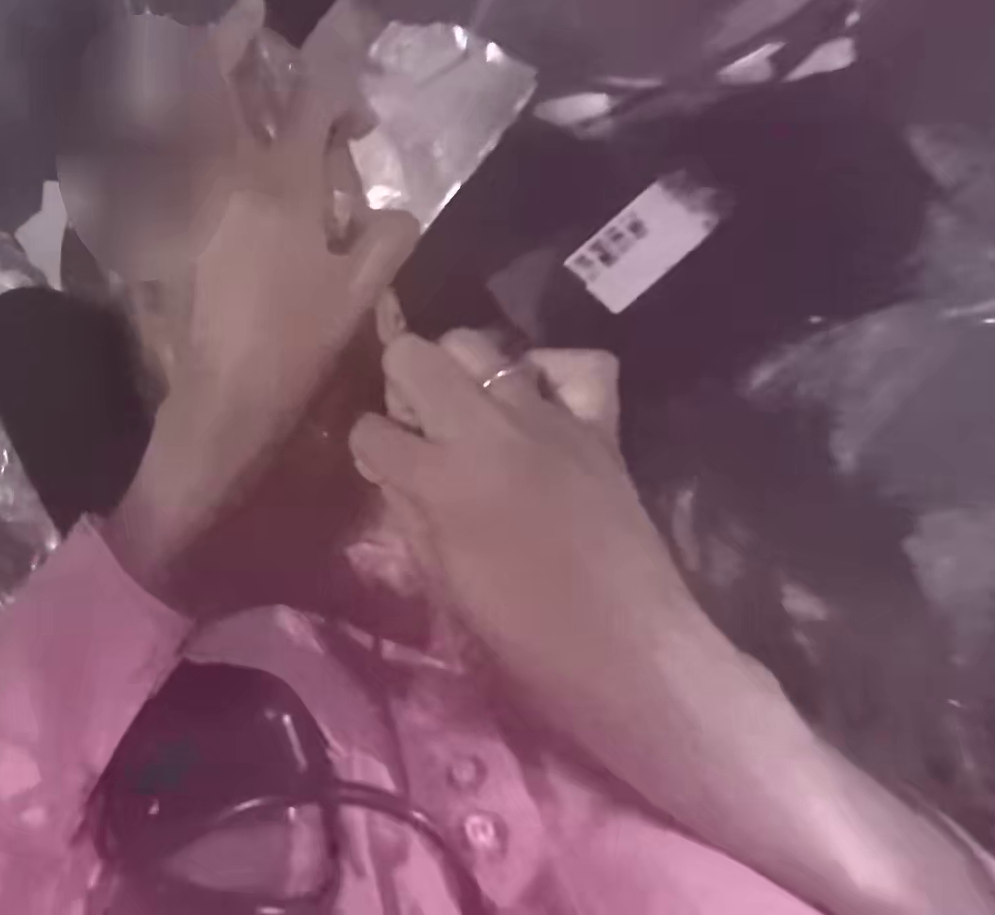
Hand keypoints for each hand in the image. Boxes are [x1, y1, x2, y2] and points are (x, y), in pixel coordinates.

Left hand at [109, 29, 418, 612]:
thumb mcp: (358, 296)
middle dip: (233, 36)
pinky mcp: (159, 230)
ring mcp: (181, 201)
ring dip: (189, 72)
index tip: (352, 33)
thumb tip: (394, 210)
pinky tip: (173, 130)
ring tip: (206, 55)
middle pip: (217, 80)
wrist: (224, 398)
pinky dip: (155, 131)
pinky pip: (149, 161)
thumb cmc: (294, 348)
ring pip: (173, 111)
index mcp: (282, 189)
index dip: (337, 58)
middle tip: (250, 18)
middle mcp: (223, 177)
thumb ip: (386, 239)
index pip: (314, 98)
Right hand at [351, 331, 715, 707]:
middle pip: (413, 355)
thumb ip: (403, 503)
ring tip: (466, 410)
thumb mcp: (436, 571)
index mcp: (440, 477)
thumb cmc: (517, 627)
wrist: (627, 651)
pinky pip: (575, 366)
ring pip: (476, 343)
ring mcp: (545, 418)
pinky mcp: (597, 424)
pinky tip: (534, 400)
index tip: (379, 461)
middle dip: (400, 384)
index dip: (367, 445)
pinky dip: (548, 371)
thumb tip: (386, 462)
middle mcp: (485, 430)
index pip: (370, 429)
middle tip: (418, 425)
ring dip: (457, 372)